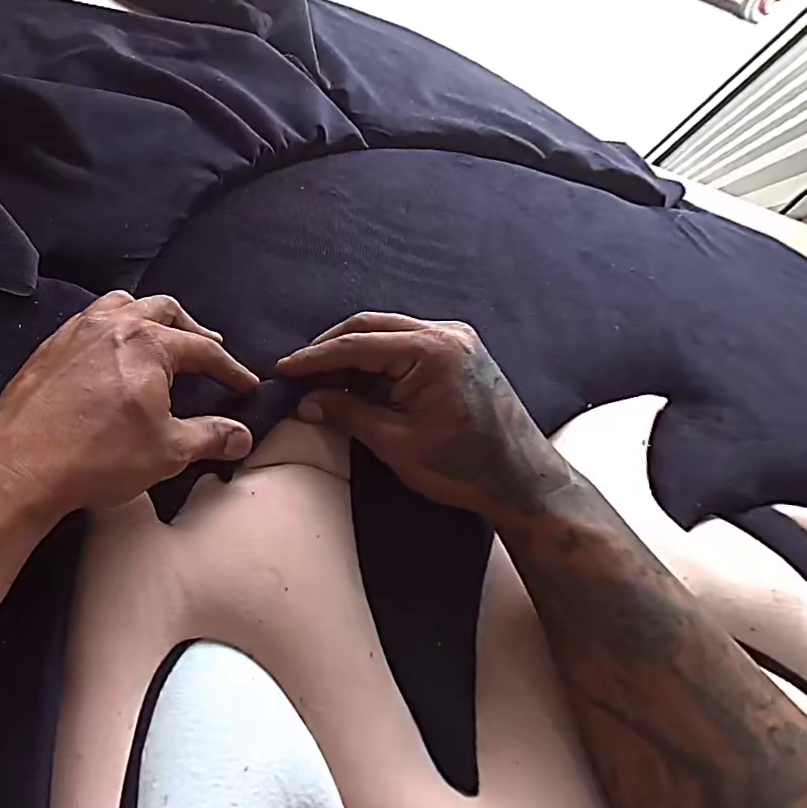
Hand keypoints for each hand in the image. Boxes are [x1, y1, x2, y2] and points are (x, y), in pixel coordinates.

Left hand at [0, 291, 259, 520]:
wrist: (18, 464)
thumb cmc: (94, 456)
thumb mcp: (166, 451)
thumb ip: (209, 437)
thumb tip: (240, 435)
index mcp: (147, 343)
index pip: (203, 350)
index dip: (230, 369)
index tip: (244, 385)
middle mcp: (111, 325)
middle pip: (165, 311)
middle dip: (192, 330)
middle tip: (208, 348)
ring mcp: (75, 332)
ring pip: (122, 304)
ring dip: (148, 316)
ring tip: (159, 335)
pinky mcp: (49, 348)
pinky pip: (87, 321)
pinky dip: (110, 326)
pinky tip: (109, 352)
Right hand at [275, 312, 572, 521]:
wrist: (521, 481)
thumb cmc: (461, 465)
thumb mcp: (394, 441)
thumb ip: (346, 413)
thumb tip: (306, 402)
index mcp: (432, 351)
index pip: (356, 344)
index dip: (314, 357)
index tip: (284, 369)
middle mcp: (445, 334)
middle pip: (369, 326)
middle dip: (329, 348)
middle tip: (298, 371)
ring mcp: (454, 339)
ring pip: (384, 332)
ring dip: (350, 354)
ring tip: (322, 381)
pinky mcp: (456, 351)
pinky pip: (403, 343)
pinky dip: (374, 360)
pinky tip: (356, 382)